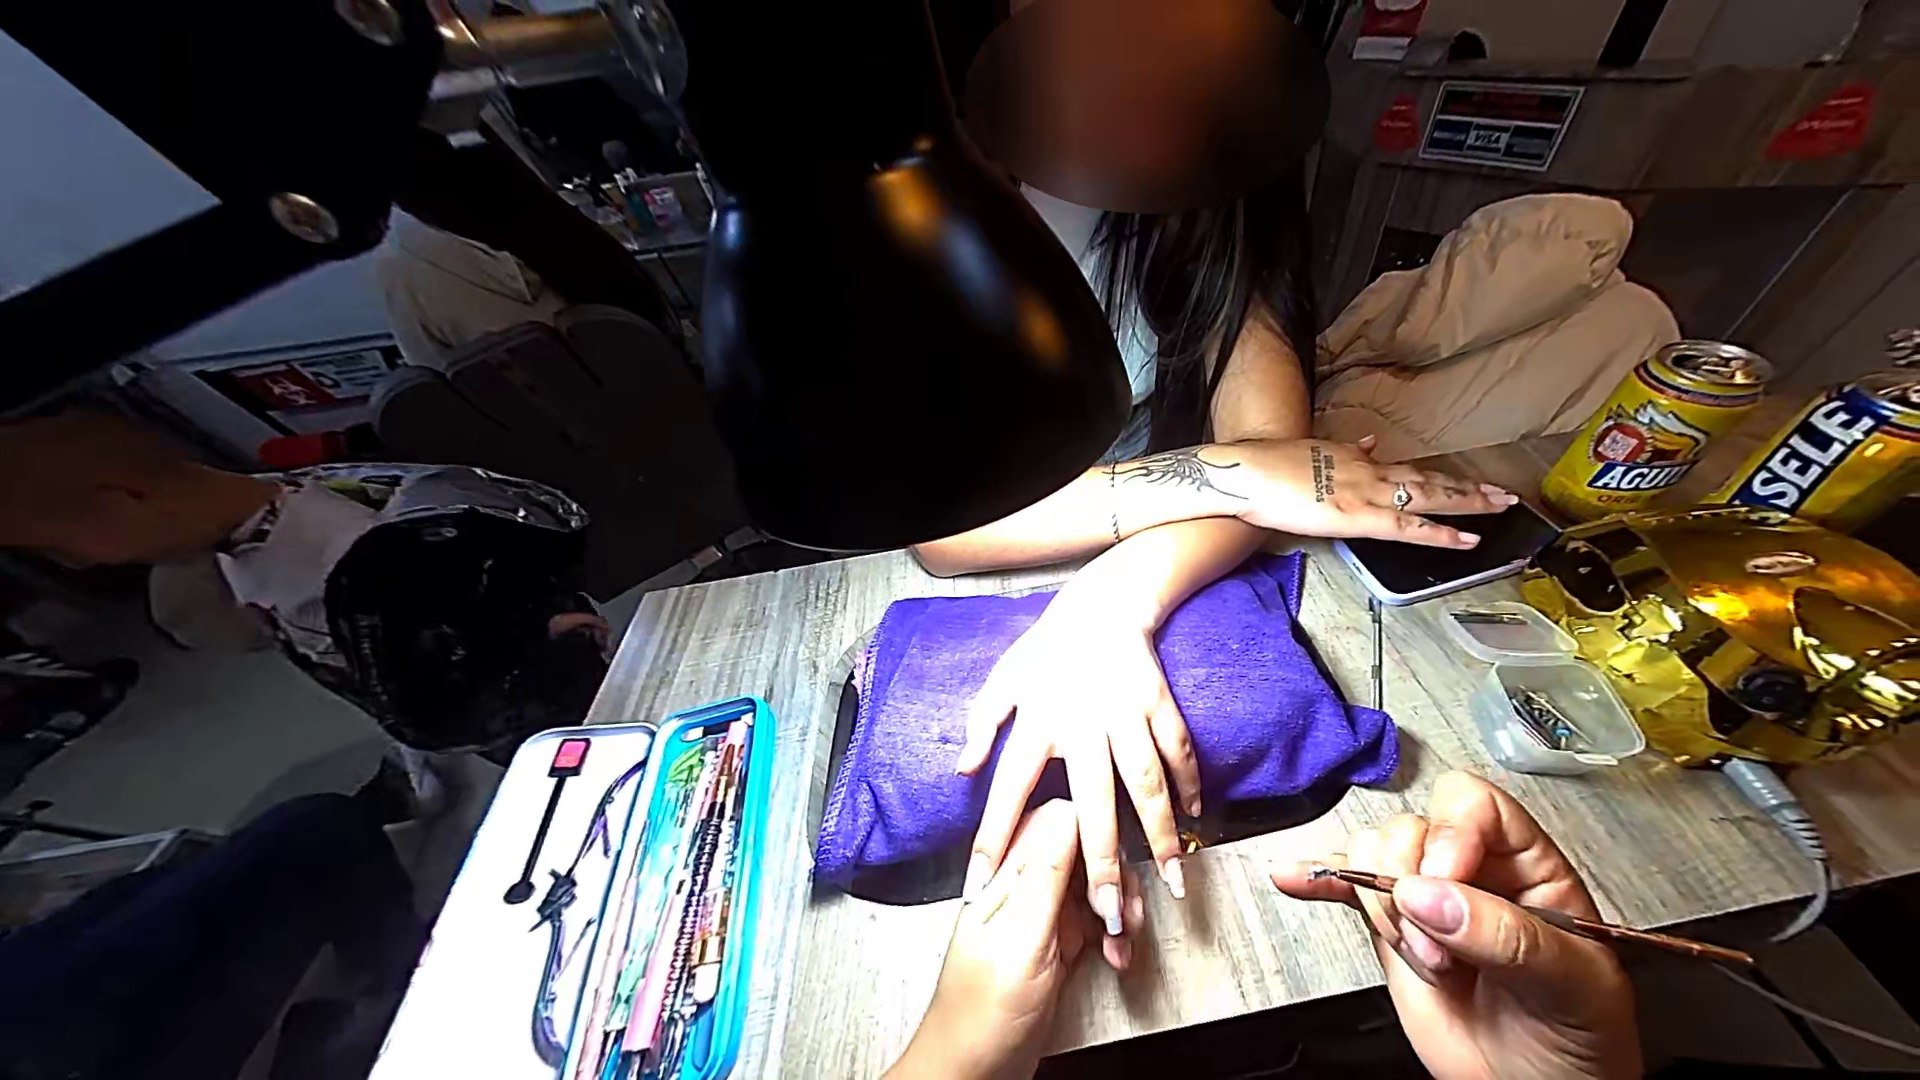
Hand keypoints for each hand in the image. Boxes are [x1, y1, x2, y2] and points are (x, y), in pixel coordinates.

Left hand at [886, 801, 1101, 1079]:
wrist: (972, 1074)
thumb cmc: (983, 1012)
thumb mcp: (1019, 940)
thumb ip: (1045, 875)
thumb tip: (1070, 807)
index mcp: (1007, 868)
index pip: (1058, 818)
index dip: (1093, 836)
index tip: (1110, 873)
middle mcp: (1025, 880)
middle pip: (1084, 847)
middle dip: (1113, 877)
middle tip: (1122, 915)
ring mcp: (1043, 908)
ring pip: (1095, 881)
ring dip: (1119, 908)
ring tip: (1122, 942)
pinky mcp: (1058, 937)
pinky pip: (1097, 916)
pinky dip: (1115, 934)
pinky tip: (1117, 958)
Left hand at [958, 578, 1188, 970]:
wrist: (1097, 607)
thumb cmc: (1045, 649)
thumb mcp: (1003, 679)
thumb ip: (982, 723)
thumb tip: (963, 770)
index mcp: (1038, 721)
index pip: (1010, 788)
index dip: (993, 838)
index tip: (981, 888)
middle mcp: (1082, 723)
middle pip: (1094, 800)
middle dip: (1101, 859)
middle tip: (1111, 913)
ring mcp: (1125, 713)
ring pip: (1146, 783)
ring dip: (1161, 834)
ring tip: (1174, 881)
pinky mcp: (1158, 702)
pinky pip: (1177, 748)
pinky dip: (1189, 782)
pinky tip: (1196, 817)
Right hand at [1203, 437, 1516, 547]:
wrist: (1246, 473)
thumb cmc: (1263, 464)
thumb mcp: (1308, 450)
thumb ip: (1342, 450)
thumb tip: (1369, 443)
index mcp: (1351, 458)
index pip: (1401, 467)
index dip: (1433, 475)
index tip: (1457, 479)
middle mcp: (1368, 472)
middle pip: (1426, 479)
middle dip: (1466, 486)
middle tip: (1503, 493)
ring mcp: (1367, 493)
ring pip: (1429, 497)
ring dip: (1468, 502)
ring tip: (1501, 507)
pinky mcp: (1359, 517)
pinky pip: (1409, 527)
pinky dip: (1441, 533)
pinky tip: (1468, 540)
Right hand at [1271, 772, 1640, 1079]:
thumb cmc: (1578, 1047)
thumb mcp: (1572, 992)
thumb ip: (1509, 938)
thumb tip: (1426, 893)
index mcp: (1527, 868)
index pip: (1475, 806)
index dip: (1451, 831)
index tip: (1445, 883)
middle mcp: (1468, 868)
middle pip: (1409, 829)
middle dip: (1408, 889)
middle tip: (1438, 953)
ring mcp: (1421, 891)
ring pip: (1370, 851)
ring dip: (1380, 908)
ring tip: (1421, 960)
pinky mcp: (1384, 919)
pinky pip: (1338, 881)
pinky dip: (1314, 877)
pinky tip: (1292, 878)